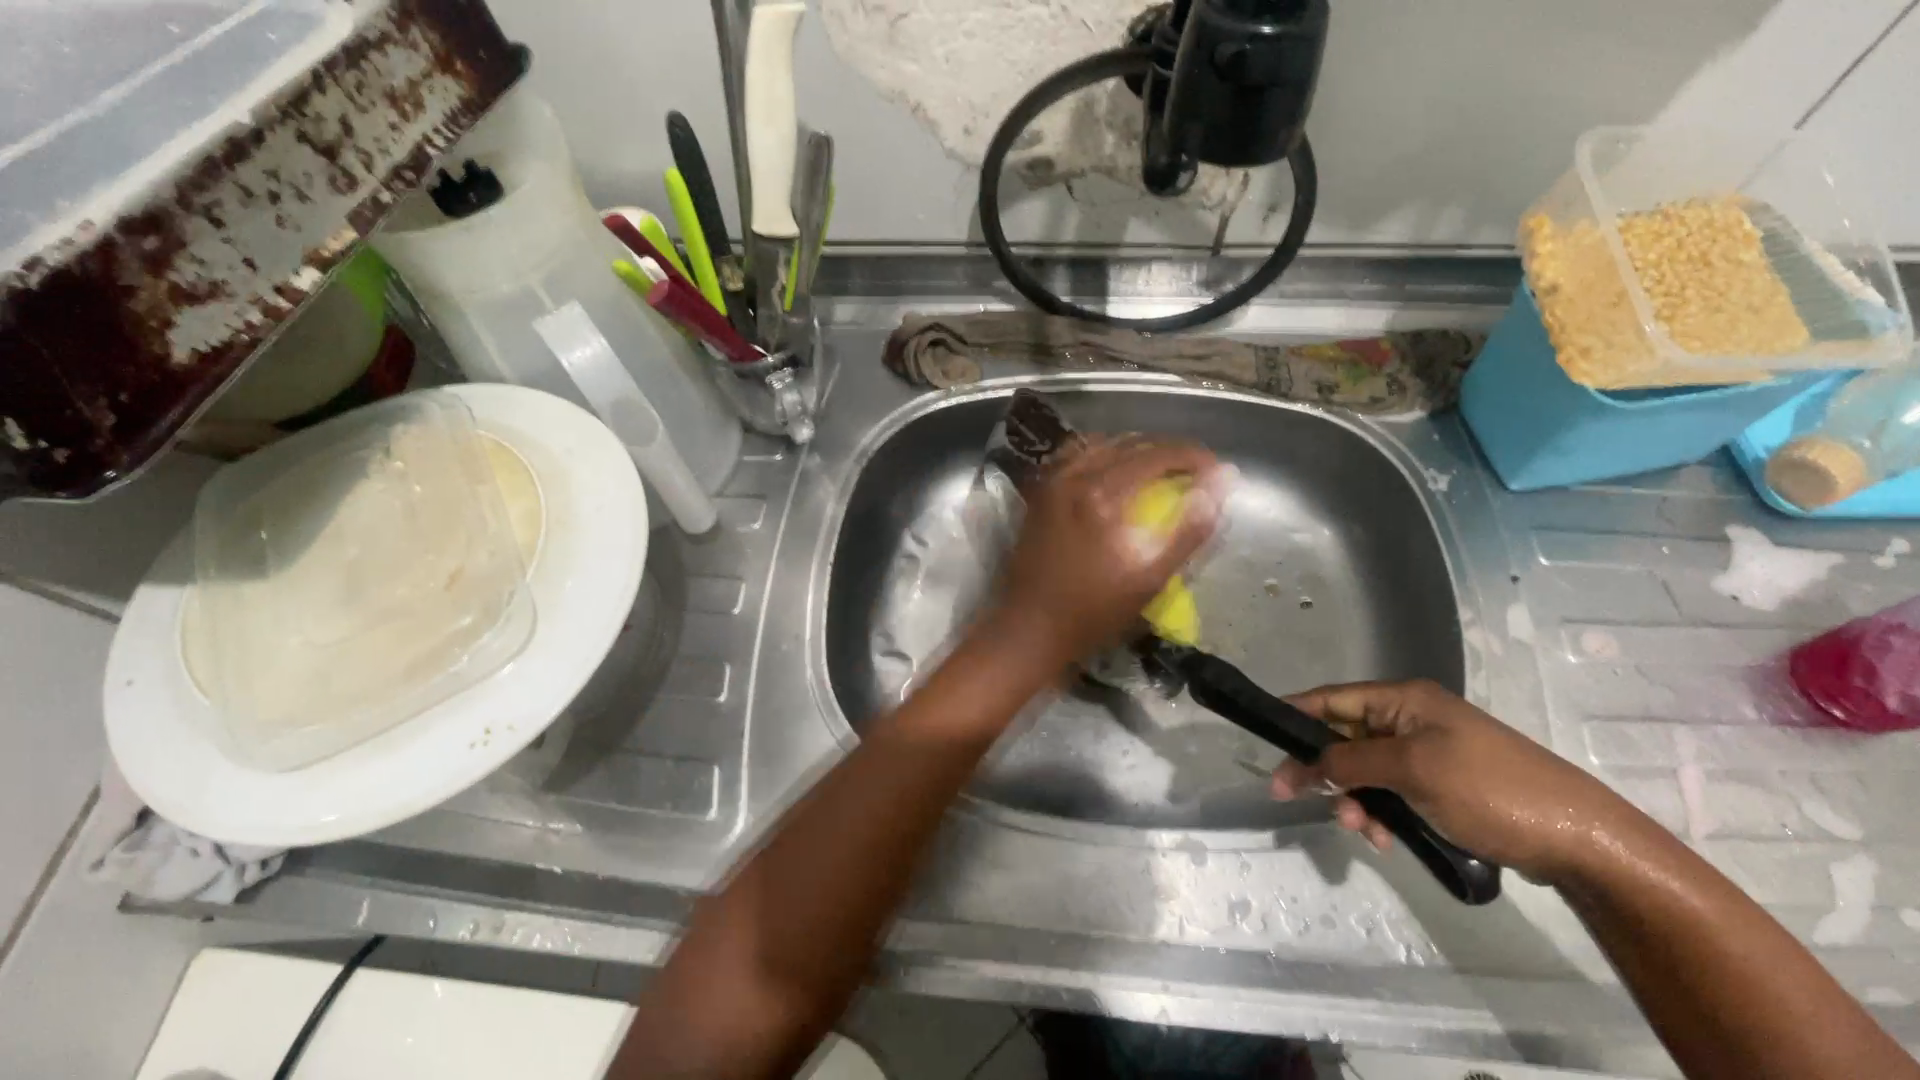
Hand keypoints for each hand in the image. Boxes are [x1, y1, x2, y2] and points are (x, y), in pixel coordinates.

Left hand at [981, 436, 1222, 671]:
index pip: (1157, 454)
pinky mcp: (1038, 495)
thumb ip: (1189, 530)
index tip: (1217, 470)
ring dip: (1135, 450)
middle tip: (1195, 471)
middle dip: (1168, 452)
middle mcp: (1072, 476)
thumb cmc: (1091, 613)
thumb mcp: (1149, 579)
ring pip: (1100, 445)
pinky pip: (1074, 457)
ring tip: (1161, 471)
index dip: (1193, 456)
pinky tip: (1115, 475)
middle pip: (1129, 444)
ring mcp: (1050, 483)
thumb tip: (1223, 482)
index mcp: (1101, 493)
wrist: (1027, 631)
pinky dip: (1101, 456)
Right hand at [1271, 679, 1636, 882]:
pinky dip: (1380, 814)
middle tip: (1290, 797)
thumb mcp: (1412, 769)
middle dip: (1323, 770)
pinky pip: (1391, 794)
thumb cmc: (1488, 789)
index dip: (1294, 716)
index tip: (1262, 741)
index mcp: (1406, 700)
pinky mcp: (1442, 788)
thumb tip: (1308, 762)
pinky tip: (1385, 838)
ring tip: (1361, 830)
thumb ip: (1351, 759)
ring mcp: (1429, 755)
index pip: (1332, 698)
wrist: (1575, 837)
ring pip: (1365, 772)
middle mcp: (1413, 720)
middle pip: (1344, 738)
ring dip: (1353, 799)